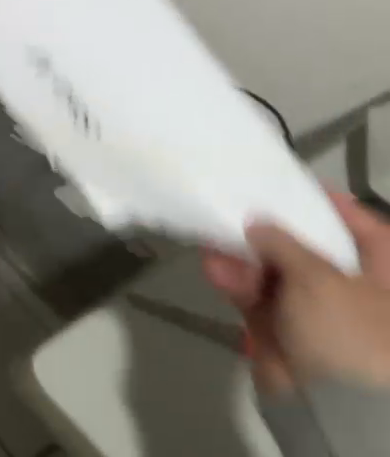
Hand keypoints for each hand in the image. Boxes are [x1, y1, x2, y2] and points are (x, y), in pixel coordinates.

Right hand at [202, 192, 389, 392]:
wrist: (337, 405)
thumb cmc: (352, 333)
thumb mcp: (323, 279)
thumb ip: (287, 243)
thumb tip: (259, 223)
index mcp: (387, 280)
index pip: (367, 232)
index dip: (333, 206)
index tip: (289, 184)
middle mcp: (358, 293)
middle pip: (311, 249)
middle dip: (268, 233)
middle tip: (233, 214)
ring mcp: (319, 313)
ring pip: (274, 269)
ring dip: (243, 257)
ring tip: (217, 250)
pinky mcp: (283, 327)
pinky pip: (254, 293)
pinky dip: (234, 281)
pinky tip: (216, 272)